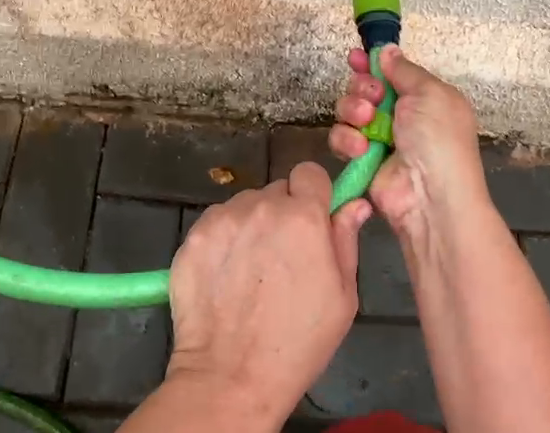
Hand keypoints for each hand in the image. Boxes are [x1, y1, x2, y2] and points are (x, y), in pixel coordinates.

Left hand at [165, 162, 370, 423]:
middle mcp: (263, 205)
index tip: (312, 220)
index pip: (310, 173)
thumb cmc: (298, 342)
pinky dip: (224, 240)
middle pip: (277, 191)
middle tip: (282, 257)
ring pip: (245, 206)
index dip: (313, 194)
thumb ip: (346, 241)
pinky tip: (226, 276)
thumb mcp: (342, 297)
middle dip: (283, 214)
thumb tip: (355, 203)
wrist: (230, 376)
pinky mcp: (194, 234)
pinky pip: (217, 223)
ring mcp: (224, 218)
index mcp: (304, 217)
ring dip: (252, 226)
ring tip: (251, 272)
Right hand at [330, 47, 486, 237]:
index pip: (392, 72)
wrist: (431, 196)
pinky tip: (361, 148)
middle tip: (372, 98)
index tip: (356, 57)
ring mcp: (381, 138)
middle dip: (362, 88)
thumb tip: (388, 50)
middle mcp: (402, 116)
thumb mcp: (429, 93)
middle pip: (365, 88)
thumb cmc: (438, 139)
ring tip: (366, 122)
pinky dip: (347, 140)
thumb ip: (404, 70)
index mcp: (424, 97)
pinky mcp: (362, 160)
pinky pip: (342, 139)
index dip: (372, 64)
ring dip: (353, 111)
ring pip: (349, 111)